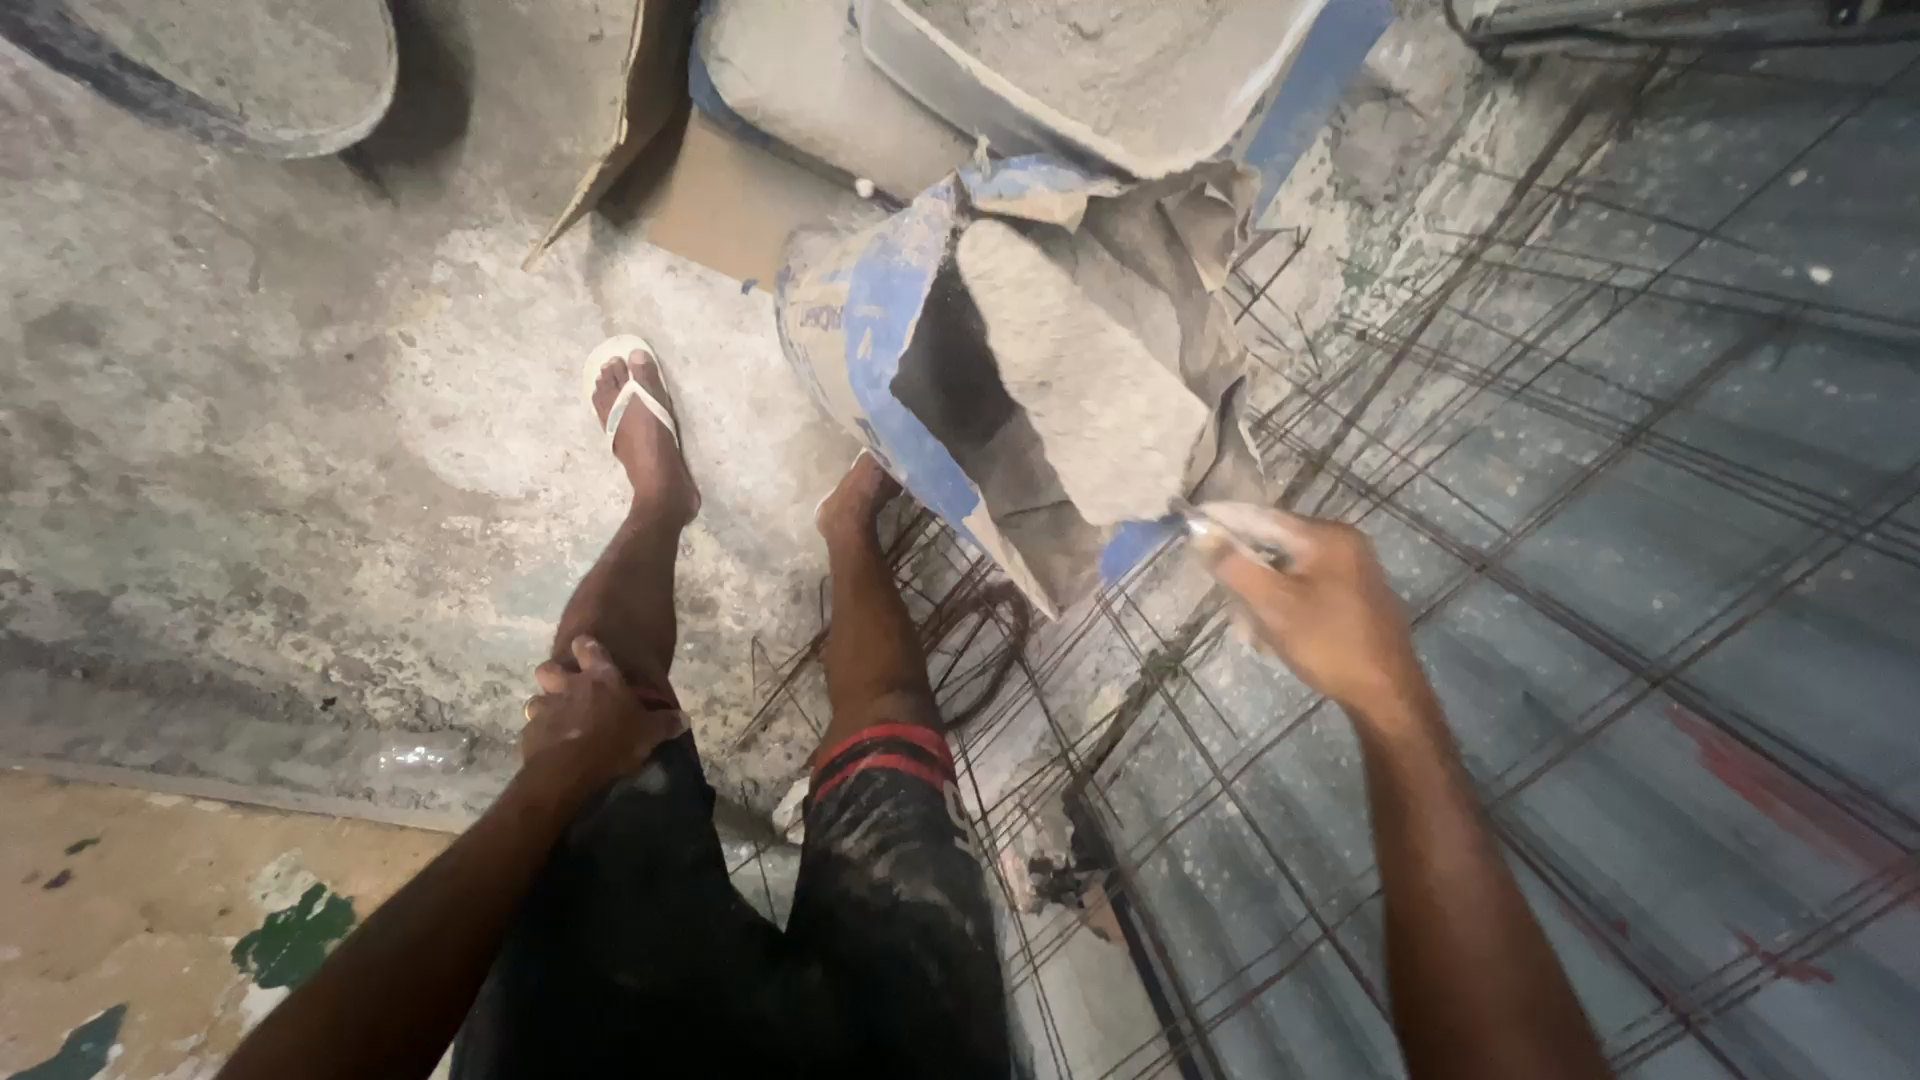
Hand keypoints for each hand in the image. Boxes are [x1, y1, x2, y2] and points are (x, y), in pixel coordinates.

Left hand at [521, 636, 684, 795]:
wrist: (570, 772)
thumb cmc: (615, 742)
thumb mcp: (650, 733)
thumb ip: (666, 723)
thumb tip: (684, 718)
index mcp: (600, 679)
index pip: (589, 648)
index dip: (587, 645)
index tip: (586, 645)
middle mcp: (569, 687)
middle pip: (549, 668)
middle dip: (554, 673)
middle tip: (565, 686)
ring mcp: (545, 709)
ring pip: (536, 698)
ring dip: (545, 705)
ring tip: (557, 719)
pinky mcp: (529, 734)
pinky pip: (532, 727)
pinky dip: (541, 733)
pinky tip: (550, 745)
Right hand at [1193, 503, 1434, 724]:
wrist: (1385, 692)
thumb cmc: (1327, 643)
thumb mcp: (1273, 605)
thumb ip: (1235, 566)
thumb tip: (1202, 533)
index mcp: (1327, 537)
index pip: (1263, 517)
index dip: (1225, 519)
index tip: (1192, 522)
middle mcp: (1342, 543)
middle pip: (1273, 545)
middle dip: (1245, 575)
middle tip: (1227, 601)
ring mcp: (1350, 569)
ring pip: (1285, 571)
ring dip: (1261, 597)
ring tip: (1251, 632)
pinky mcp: (1351, 594)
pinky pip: (1303, 587)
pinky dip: (1281, 605)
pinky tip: (1272, 636)